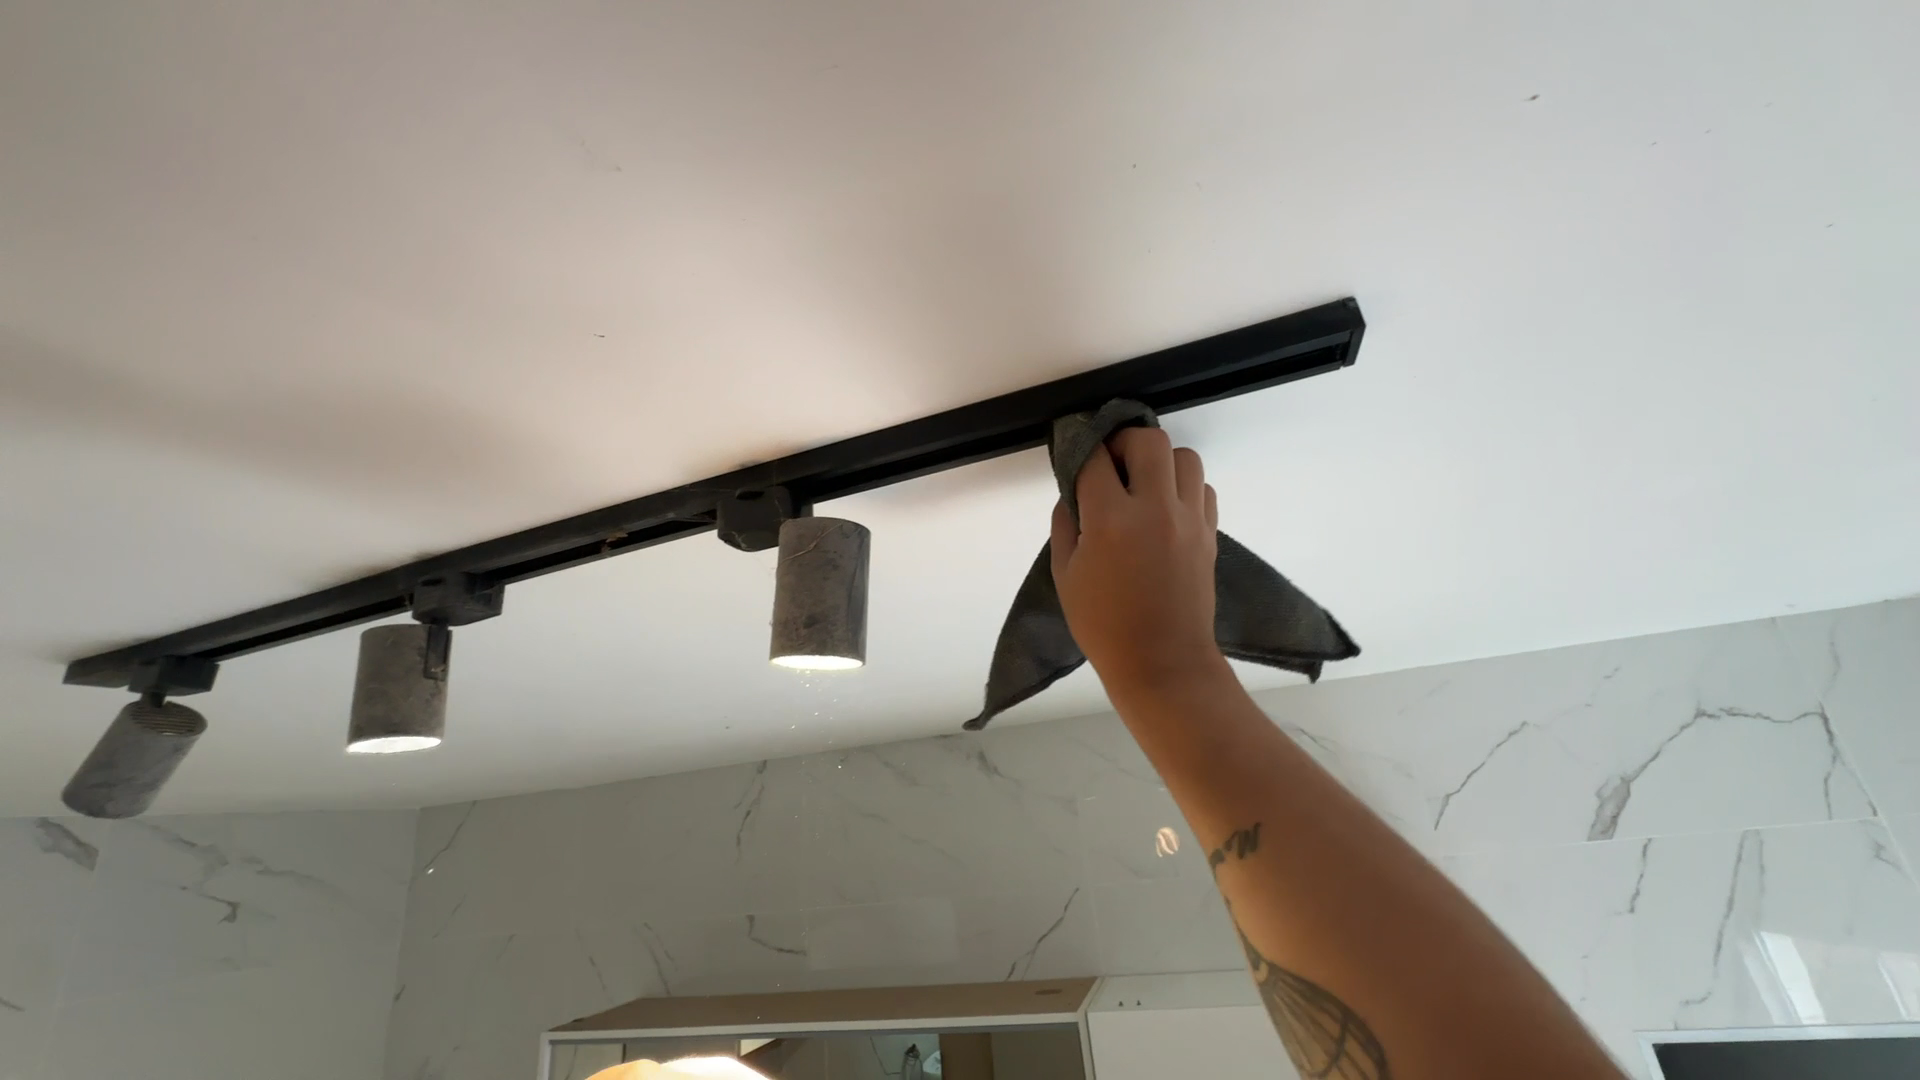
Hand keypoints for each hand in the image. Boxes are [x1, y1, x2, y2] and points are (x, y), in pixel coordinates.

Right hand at [1050, 426, 1225, 699]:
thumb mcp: (1065, 575)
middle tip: (1110, 465)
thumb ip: (1065, 525)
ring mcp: (1189, 520)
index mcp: (1111, 521)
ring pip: (1184, 456)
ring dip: (1159, 461)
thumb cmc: (1104, 626)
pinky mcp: (1210, 532)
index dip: (1080, 448)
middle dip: (1123, 442)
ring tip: (1142, 486)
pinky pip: (1202, 487)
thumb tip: (1074, 493)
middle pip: (1148, 441)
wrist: (1163, 663)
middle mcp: (1155, 510)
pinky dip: (1183, 487)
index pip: (1094, 458)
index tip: (1074, 452)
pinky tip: (1165, 509)